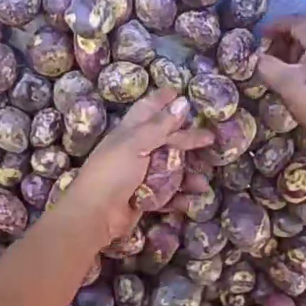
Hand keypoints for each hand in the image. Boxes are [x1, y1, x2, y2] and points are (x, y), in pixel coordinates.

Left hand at [55, 88, 212, 242]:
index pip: (147, 110)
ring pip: (170, 169)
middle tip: (210, 138)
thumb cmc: (113, 172)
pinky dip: (179, 197)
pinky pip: (167, 195)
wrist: (95, 214)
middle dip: (187, 139)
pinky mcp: (144, 198)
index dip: (161, 99)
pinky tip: (191, 200)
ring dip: (187, 175)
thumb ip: (160, 125)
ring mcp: (139, 176)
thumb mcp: (135, 143)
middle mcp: (135, 151)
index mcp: (129, 133)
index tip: (178, 91)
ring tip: (203, 182)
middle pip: (166, 140)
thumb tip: (183, 102)